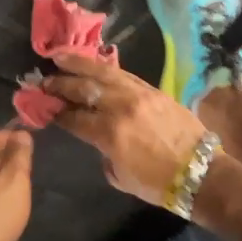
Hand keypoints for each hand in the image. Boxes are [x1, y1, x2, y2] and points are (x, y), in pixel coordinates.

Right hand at [42, 52, 206, 206]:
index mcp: (110, 134)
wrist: (200, 172)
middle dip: (60, 85)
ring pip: (102, 72)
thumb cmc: (158, 183)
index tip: (42, 106)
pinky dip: (103, 67)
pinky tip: (91, 63)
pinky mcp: (151, 89)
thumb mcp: (121, 176)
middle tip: (43, 81)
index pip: (74, 118)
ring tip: (59, 57)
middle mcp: (120, 108)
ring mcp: (137, 94)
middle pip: (83, 88)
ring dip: (77, 63)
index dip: (56, 113)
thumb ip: (103, 153)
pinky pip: (122, 73)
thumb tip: (97, 138)